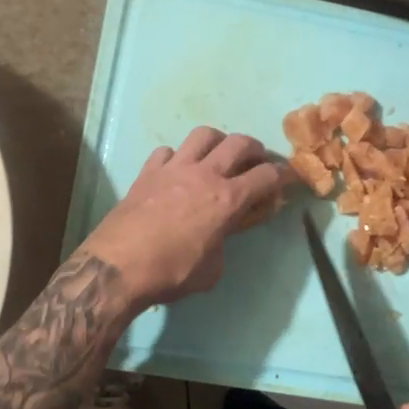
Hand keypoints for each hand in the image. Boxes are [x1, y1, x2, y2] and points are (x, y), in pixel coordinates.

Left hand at [80, 127, 294, 311]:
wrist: (118, 267)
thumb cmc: (171, 273)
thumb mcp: (212, 270)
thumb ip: (224, 245)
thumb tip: (220, 237)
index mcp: (227, 199)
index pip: (267, 176)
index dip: (284, 175)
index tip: (291, 177)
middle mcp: (204, 175)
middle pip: (239, 143)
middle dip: (255, 149)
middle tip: (257, 161)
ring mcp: (173, 169)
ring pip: (203, 135)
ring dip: (218, 141)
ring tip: (218, 156)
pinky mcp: (146, 173)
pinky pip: (167, 152)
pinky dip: (177, 157)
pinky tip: (176, 171)